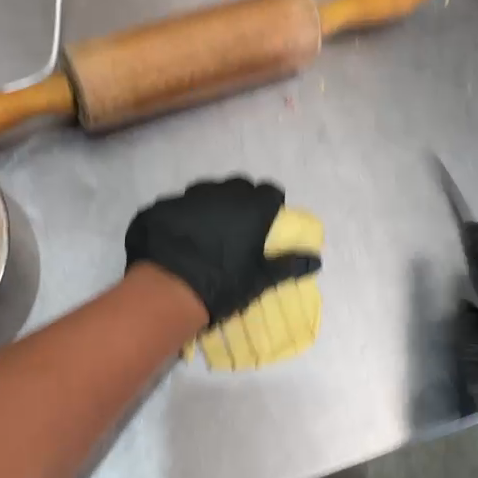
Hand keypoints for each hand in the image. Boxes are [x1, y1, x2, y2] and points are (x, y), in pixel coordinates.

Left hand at [125, 177, 320, 324]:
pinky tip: (179, 236)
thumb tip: (316, 261)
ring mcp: (189, 196)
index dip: (270, 205)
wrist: (168, 290)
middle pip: (239, 187)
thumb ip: (288, 265)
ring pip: (207, 191)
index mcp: (251, 207)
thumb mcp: (260, 279)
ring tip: (207, 232)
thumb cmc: (223, 285)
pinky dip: (183, 216)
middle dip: (241, 201)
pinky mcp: (161, 205)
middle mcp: (223, 193)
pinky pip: (179, 205)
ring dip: (212, 205)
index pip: (270, 192)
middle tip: (237, 228)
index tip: (266, 222)